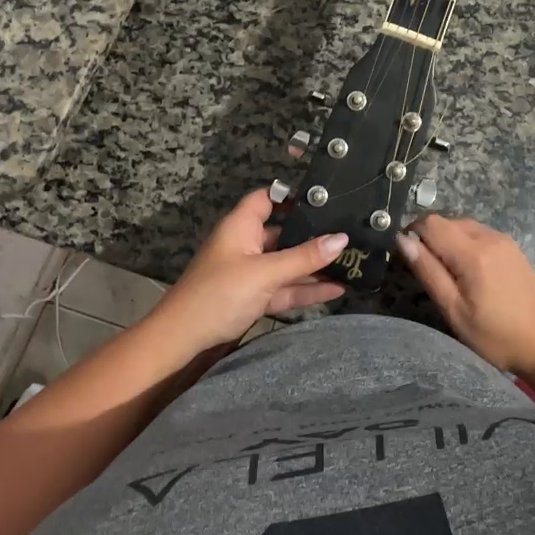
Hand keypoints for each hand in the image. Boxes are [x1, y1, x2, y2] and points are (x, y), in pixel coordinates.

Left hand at [143, 188, 348, 356]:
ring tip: (351, 262)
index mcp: (241, 225)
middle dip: (313, 234)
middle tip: (350, 231)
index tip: (325, 197)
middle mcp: (247, 243)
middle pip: (284, 232)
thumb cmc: (220, 294)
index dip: (292, 195)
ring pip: (287, 263)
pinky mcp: (254, 297)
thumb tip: (341, 238)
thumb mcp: (265, 273)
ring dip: (314, 266)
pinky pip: (285, 287)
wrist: (183, 340)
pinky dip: (306, 289)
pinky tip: (336, 290)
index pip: (268, 198)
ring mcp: (251, 272)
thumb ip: (304, 257)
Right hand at [398, 214, 534, 374]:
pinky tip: (470, 272)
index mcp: (473, 253)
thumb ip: (429, 272)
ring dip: (448, 241)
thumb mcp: (455, 311)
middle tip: (429, 272)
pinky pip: (479, 233)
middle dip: (430, 239)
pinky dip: (466, 244)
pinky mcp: (512, 247)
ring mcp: (504, 240)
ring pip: (463, 225)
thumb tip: (403, 240)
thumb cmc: (495, 336)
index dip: (413, 234)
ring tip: (450, 274)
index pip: (431, 223)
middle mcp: (489, 237)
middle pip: (447, 221)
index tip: (409, 258)